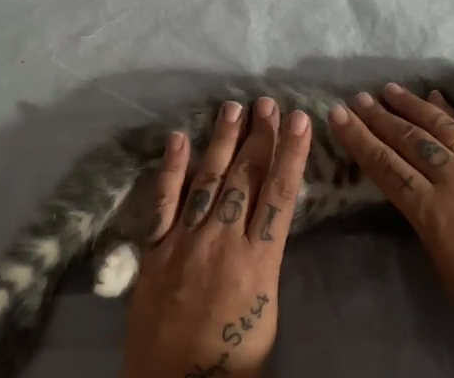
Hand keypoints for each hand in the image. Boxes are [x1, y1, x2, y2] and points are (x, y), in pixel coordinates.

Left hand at [119, 98, 312, 377]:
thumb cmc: (232, 362)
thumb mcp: (266, 314)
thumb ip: (264, 264)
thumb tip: (265, 225)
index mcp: (257, 263)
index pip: (279, 196)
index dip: (291, 154)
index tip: (299, 119)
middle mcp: (222, 242)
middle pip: (244, 179)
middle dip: (258, 137)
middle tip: (266, 102)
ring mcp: (184, 242)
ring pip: (208, 180)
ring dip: (222, 141)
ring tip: (232, 107)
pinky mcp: (154, 250)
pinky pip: (163, 202)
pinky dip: (171, 168)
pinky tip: (178, 138)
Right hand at [328, 84, 453, 376]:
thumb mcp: (443, 264)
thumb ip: (424, 220)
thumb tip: (410, 190)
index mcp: (435, 213)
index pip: (387, 166)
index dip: (359, 140)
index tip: (338, 116)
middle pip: (409, 140)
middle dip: (379, 118)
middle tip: (356, 98)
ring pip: (440, 127)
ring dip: (411, 107)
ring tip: (388, 90)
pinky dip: (450, 113)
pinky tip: (436, 98)